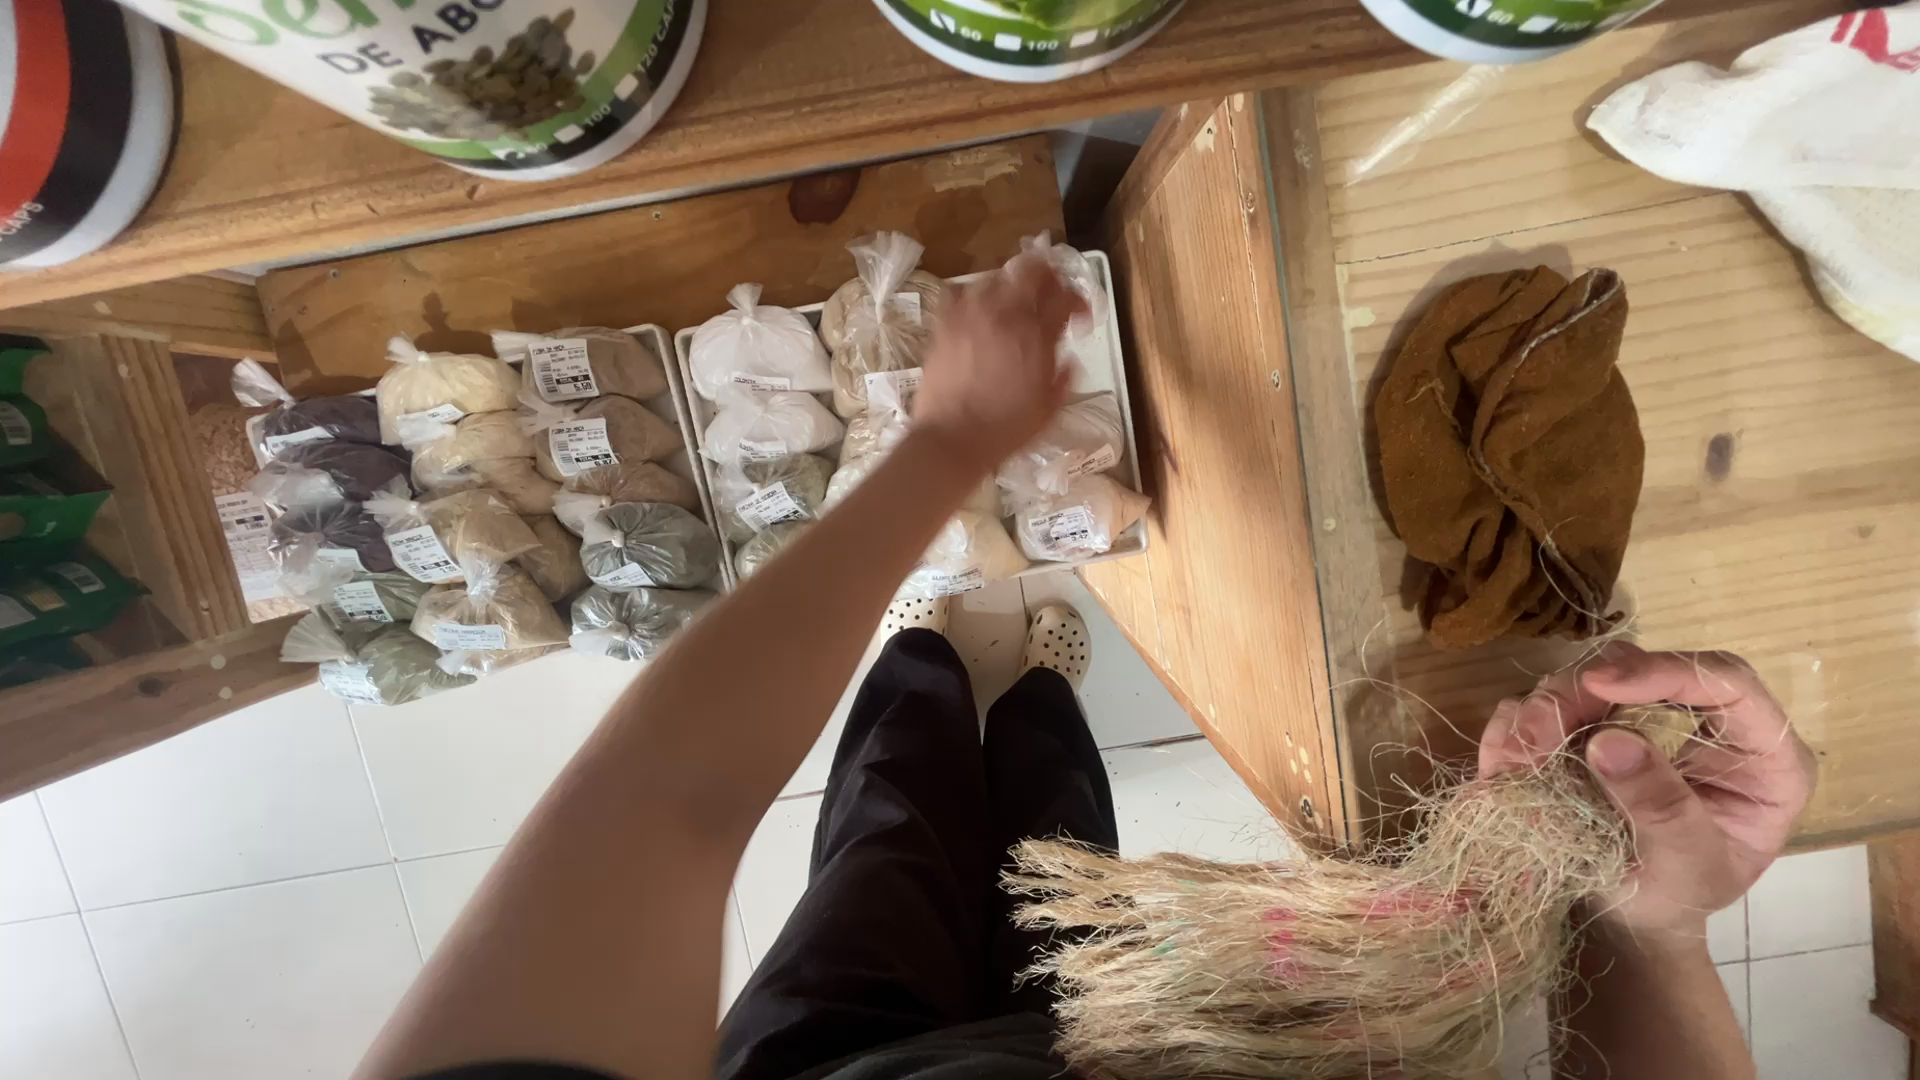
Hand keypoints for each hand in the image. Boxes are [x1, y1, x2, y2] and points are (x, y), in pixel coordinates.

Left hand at [913, 255, 1087, 471]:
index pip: (1066, 297)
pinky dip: (974, 297)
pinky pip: (960, 292)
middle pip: (1033, 270)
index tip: (1081, 320)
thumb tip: (1068, 359)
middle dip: (1049, 279)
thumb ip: (1063, 376)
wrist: (951, 438)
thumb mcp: (1048, 408)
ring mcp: (971, 314)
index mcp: (1036, 333)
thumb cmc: (1004, 430)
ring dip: (1013, 286)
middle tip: (1052, 298)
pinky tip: (978, 313)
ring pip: (997, 276)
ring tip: (1015, 307)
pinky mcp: (944, 323)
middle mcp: (1004, 313)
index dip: (1080, 303)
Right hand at [1478, 642, 1815, 940]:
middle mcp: (1687, 723)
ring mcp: (1621, 720)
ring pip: (1573, 680)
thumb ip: (1663, 808)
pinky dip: (1511, 729)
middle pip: (1630, 667)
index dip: (1665, 670)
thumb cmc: (1673, 897)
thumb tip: (1612, 740)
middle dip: (1576, 693)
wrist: (1617, 913)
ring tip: (1517, 765)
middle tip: (1536, 737)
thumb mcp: (1687, 868)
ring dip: (1536, 713)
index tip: (1601, 684)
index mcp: (1751, 753)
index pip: (1721, 681)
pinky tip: (1508, 768)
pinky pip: (1530, 703)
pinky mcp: (1569, 729)